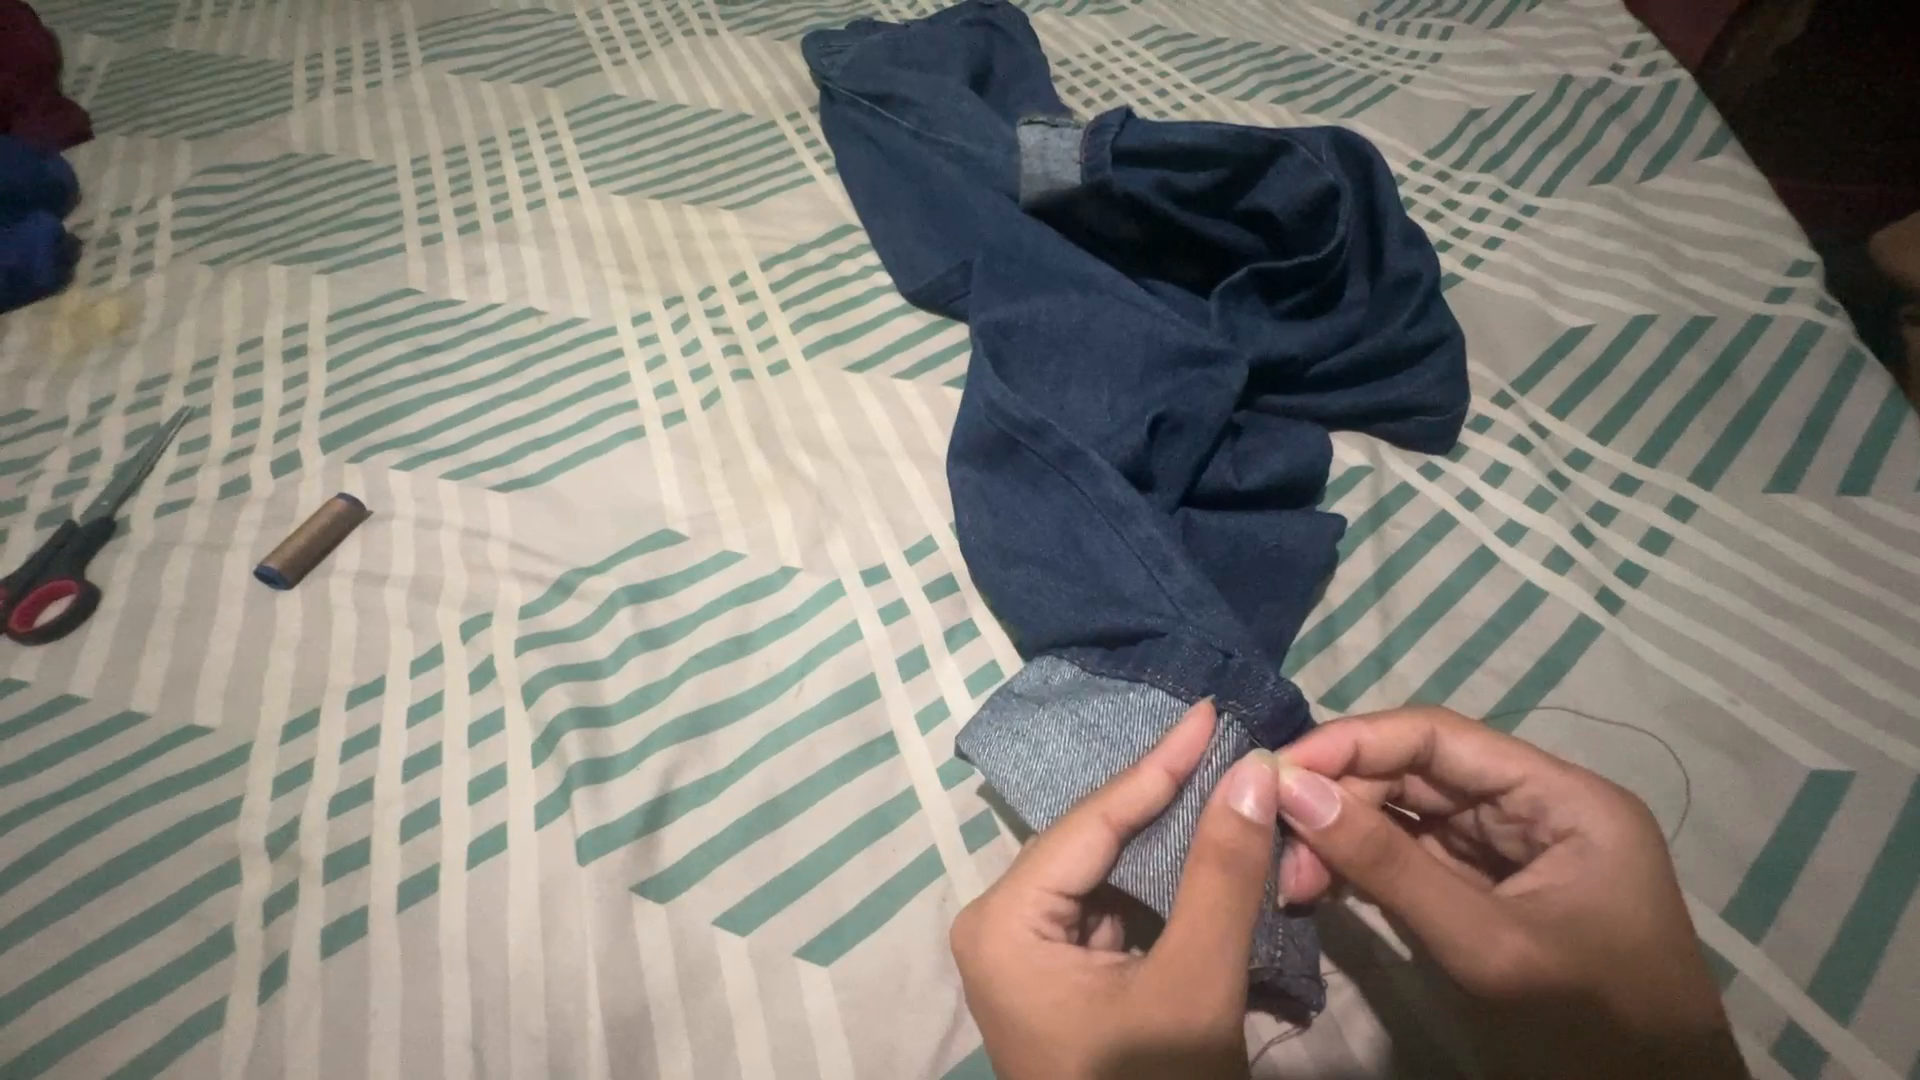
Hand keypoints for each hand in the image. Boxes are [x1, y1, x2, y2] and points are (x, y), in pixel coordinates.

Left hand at [950, 700, 1274, 1079]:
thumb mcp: (1195, 987)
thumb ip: (1221, 875)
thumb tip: (1252, 773)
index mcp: (1004, 920)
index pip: (1091, 822)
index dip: (1158, 765)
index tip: (1206, 713)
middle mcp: (999, 921)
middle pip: (1094, 842)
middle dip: (1163, 798)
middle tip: (1222, 745)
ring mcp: (1025, 947)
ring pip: (1104, 871)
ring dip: (1166, 837)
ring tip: (1220, 783)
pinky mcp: (1054, 970)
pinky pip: (1109, 905)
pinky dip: (1158, 883)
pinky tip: (1200, 847)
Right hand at [1272, 706, 1744, 1078]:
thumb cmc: (1591, 1035)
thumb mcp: (1487, 947)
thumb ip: (1387, 863)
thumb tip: (1286, 786)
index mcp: (1561, 800)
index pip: (1435, 737)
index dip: (1350, 742)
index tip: (1277, 769)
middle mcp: (1529, 810)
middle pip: (1409, 773)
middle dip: (1338, 803)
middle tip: (1278, 843)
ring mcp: (1501, 852)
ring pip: (1397, 813)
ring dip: (1338, 837)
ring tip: (1293, 878)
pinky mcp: (1475, 891)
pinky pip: (1401, 856)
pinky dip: (1354, 866)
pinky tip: (1316, 884)